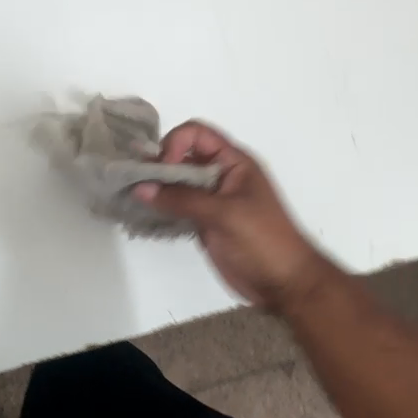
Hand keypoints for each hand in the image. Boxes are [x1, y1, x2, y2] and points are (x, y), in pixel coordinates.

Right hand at [132, 122, 333, 312]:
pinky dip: (160, 205)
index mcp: (234, 162)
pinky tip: (143, 212)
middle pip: (183, 154)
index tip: (163, 169)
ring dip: (156, 185)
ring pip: (177, 180)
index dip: (176, 143)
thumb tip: (141, 187)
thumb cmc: (263, 241)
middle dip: (159, 163)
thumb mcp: (225, 215)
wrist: (284, 284)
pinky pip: (177, 205)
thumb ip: (183, 199)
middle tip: (137, 181)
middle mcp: (220, 174)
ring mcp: (211, 199)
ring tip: (132, 195)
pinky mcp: (204, 221)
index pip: (197, 134)